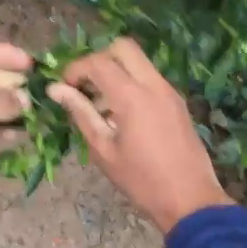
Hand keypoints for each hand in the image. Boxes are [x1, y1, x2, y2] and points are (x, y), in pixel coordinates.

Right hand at [47, 38, 231, 232]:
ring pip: (138, 61)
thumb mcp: (103, 150)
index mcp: (132, 97)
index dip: (75, 69)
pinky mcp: (177, 102)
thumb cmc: (141, 180)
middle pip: (123, 48)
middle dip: (98, 60)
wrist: (190, 199)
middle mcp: (153, 85)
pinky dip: (131, 83)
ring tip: (100, 105)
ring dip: (115, 71)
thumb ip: (81, 114)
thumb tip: (56, 90)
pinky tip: (121, 115)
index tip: (63, 87)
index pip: (98, 63)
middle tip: (84, 86)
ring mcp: (169, 91)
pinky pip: (149, 78)